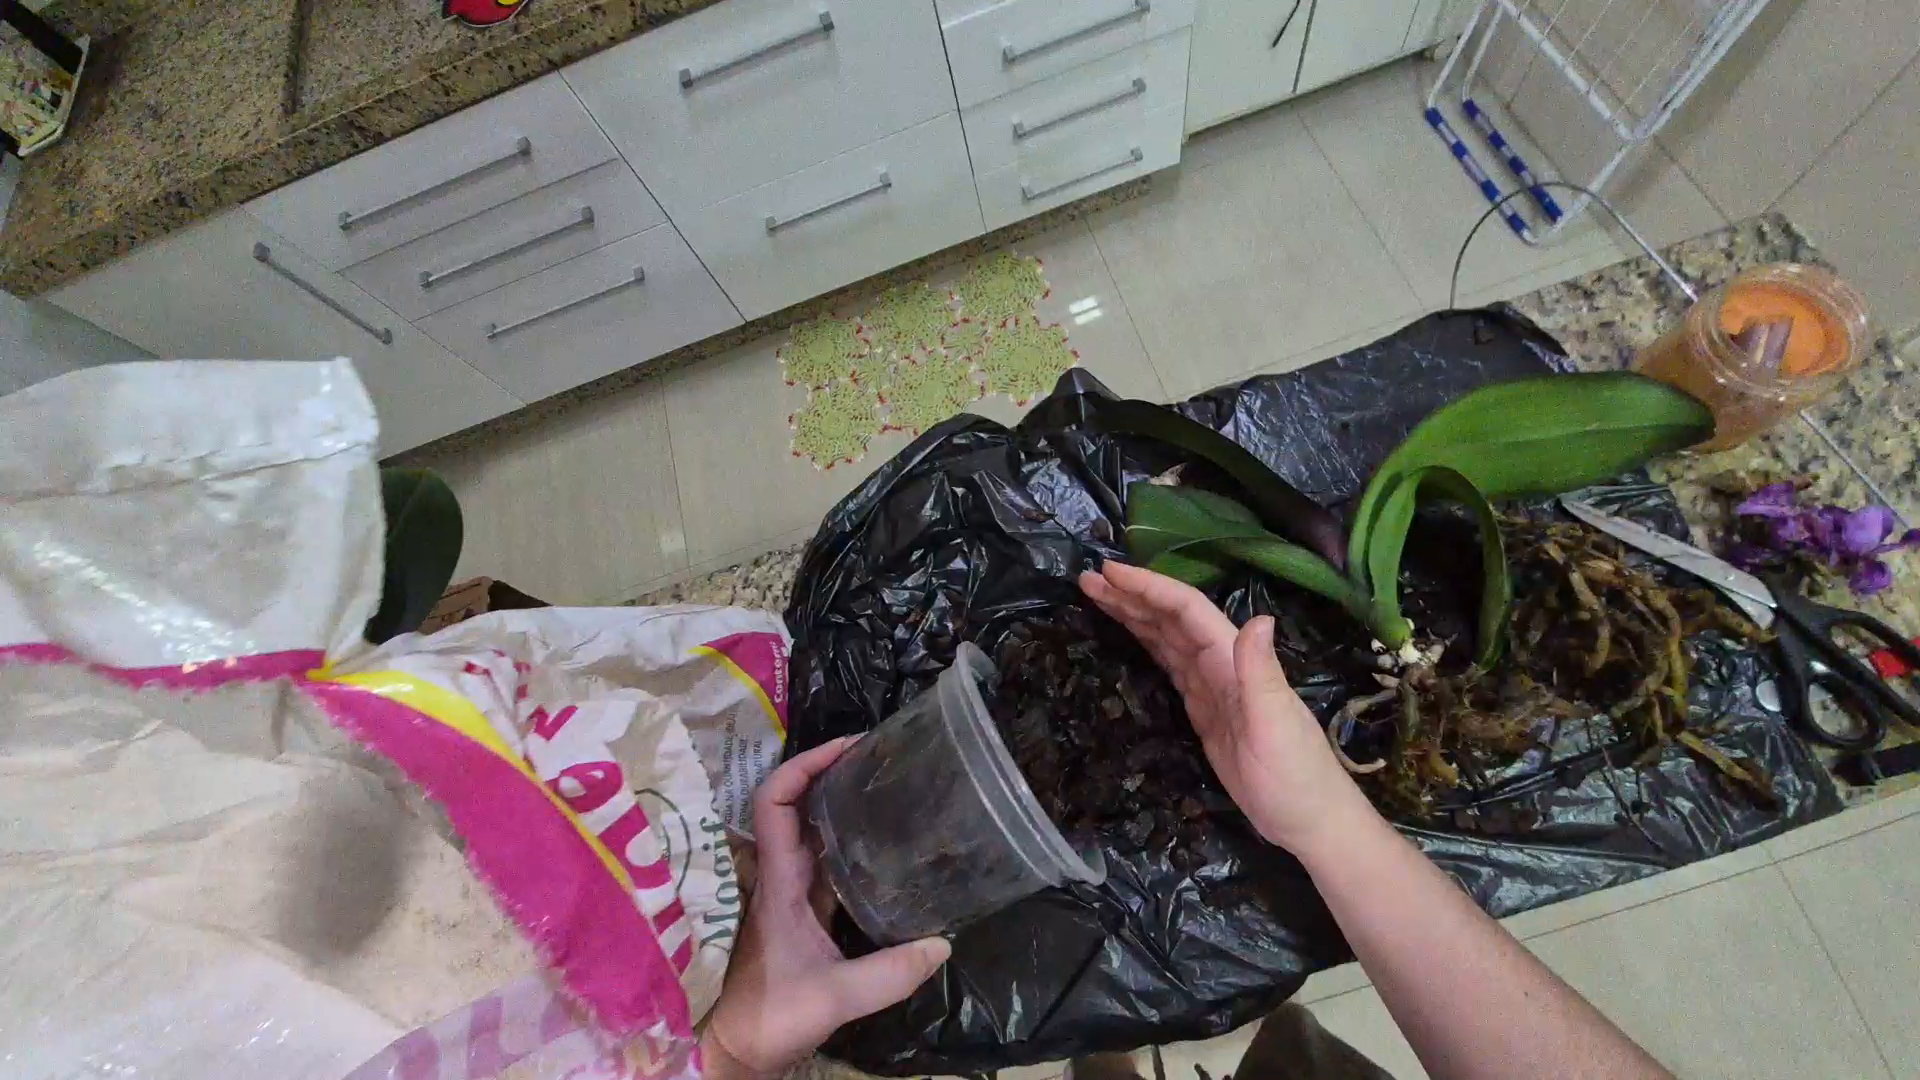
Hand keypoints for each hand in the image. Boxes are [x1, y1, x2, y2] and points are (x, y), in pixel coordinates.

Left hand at [702, 738, 951, 1078]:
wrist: (735, 1049)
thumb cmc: (770, 1017)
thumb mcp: (833, 997)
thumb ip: (889, 974)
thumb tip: (944, 943)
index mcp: (779, 878)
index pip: (775, 801)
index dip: (803, 765)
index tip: (847, 747)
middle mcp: (782, 871)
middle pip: (793, 801)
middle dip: (827, 768)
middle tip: (875, 755)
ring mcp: (791, 887)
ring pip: (808, 824)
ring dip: (836, 796)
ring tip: (881, 780)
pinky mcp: (802, 905)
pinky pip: (822, 853)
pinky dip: (845, 832)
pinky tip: (879, 835)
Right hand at [1078, 561, 1380, 858]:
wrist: (1308, 821)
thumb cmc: (1295, 777)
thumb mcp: (1276, 726)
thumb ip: (1261, 673)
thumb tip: (1259, 619)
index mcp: (1232, 660)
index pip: (1185, 610)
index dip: (1148, 587)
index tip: (1110, 571)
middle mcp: (1220, 663)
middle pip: (1169, 617)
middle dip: (1130, 594)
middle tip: (1088, 579)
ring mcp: (1210, 685)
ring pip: (1165, 637)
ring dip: (1132, 613)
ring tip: (1096, 596)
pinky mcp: (1201, 707)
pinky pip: (1168, 663)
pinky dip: (1145, 643)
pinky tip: (1129, 633)